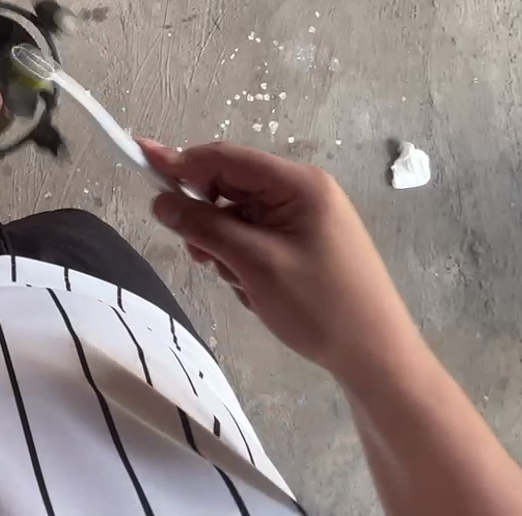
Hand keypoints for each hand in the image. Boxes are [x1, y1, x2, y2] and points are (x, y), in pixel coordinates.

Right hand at [142, 141, 425, 385]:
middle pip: (228, 184)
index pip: (225, 158)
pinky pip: (253, 232)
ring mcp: (303, 215)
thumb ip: (204, 227)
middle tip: (198, 255)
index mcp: (297, 183)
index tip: (141, 160)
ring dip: (223, 242)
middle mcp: (301, 190)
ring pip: (236, 212)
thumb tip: (161, 202)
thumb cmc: (321, 307)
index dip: (181, 162)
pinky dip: (241, 255)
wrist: (380, 362)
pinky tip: (253, 286)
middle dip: (205, 215)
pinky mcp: (302, 239)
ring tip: (237, 280)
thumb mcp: (254, 265)